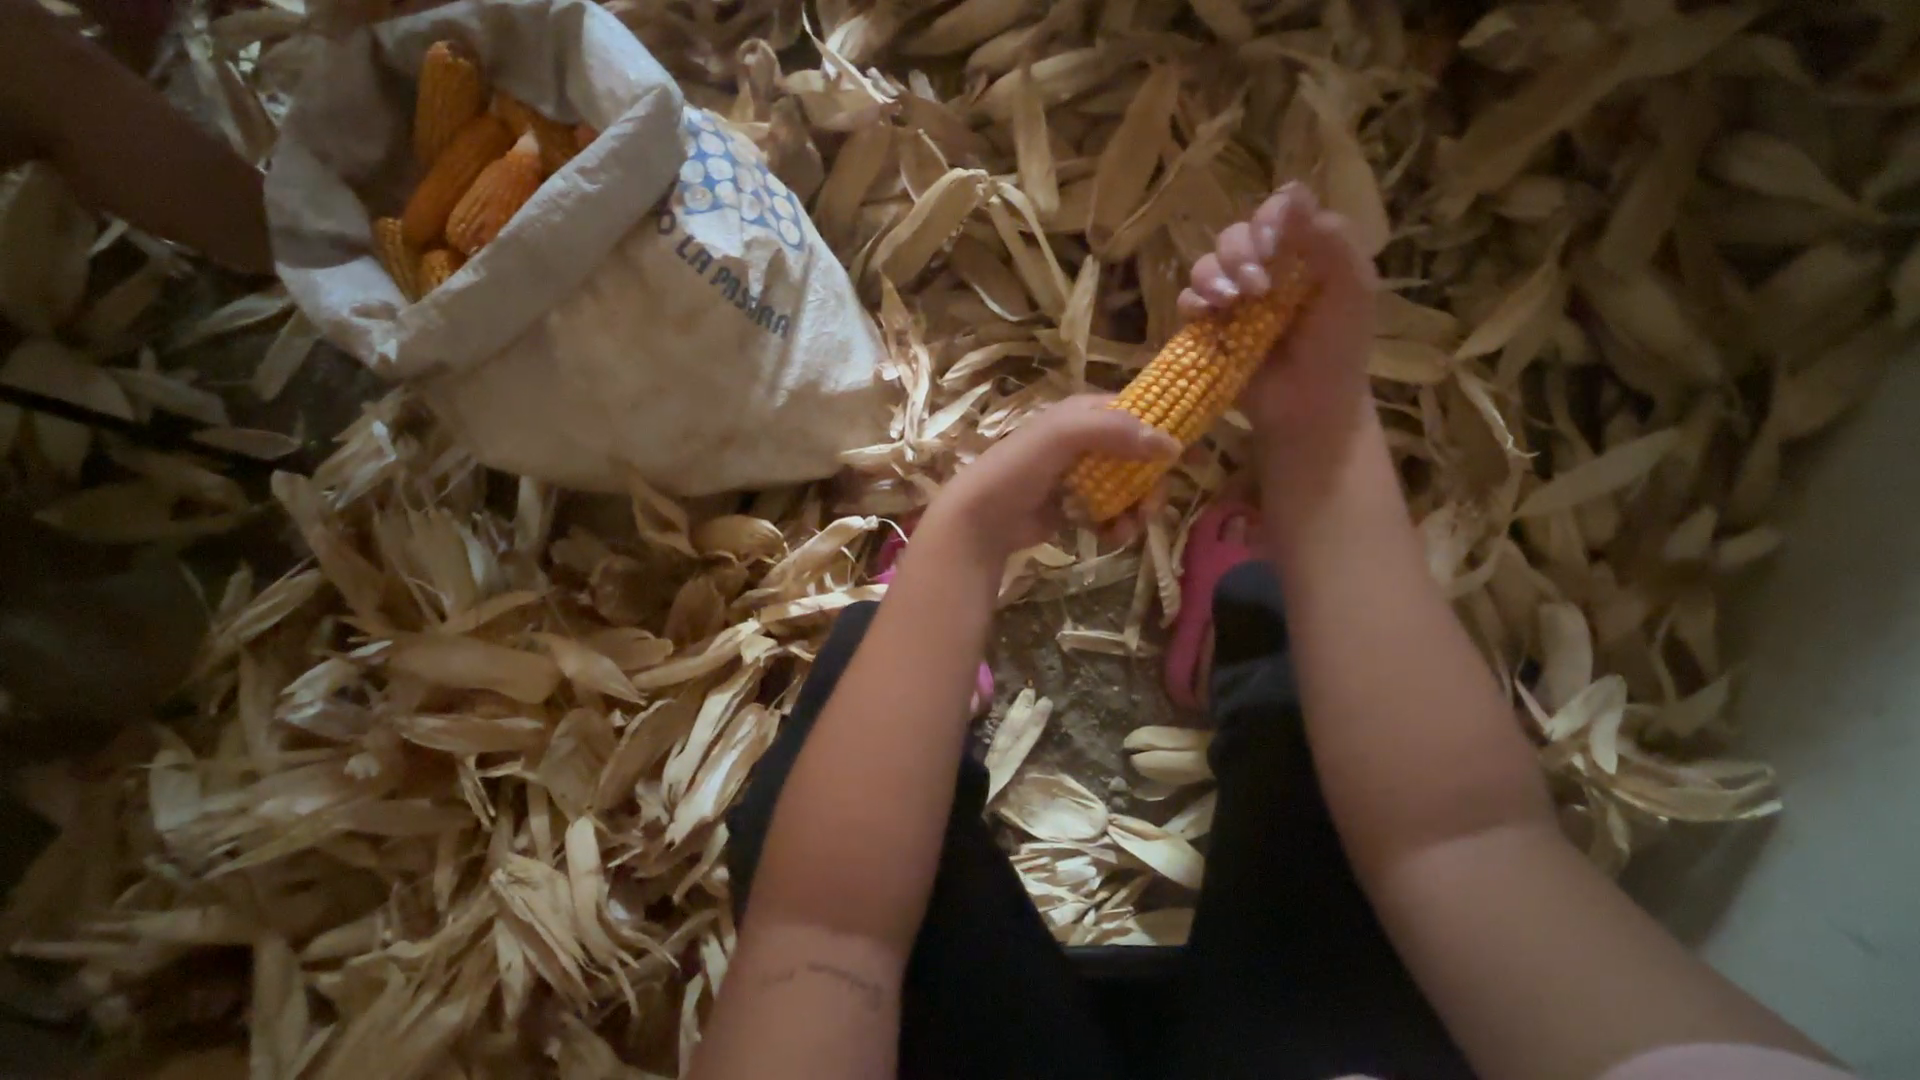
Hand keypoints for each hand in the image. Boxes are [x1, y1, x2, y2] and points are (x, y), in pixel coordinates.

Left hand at [921, 394, 1179, 560]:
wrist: (980, 520)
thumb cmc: (1017, 468)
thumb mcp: (1061, 437)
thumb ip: (1113, 432)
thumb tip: (1171, 444)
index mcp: (1084, 413)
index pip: (1138, 412)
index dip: (1165, 430)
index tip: (1188, 457)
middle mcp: (1087, 441)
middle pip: (1140, 458)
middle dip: (1151, 485)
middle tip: (1150, 508)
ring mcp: (1082, 476)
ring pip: (1130, 490)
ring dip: (1136, 511)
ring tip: (1126, 529)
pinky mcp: (1077, 508)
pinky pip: (1112, 514)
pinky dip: (1117, 527)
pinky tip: (1109, 537)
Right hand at [1179, 183, 1377, 458]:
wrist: (1309, 409)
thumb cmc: (1337, 350)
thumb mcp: (1350, 290)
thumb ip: (1328, 240)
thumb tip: (1290, 191)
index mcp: (1304, 251)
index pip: (1277, 212)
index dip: (1267, 221)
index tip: (1272, 245)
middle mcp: (1267, 268)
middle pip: (1235, 235)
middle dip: (1239, 254)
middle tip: (1255, 287)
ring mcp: (1235, 299)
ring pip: (1206, 264)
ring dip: (1213, 276)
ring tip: (1230, 302)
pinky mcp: (1209, 328)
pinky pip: (1188, 301)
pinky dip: (1193, 302)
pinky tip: (1208, 316)